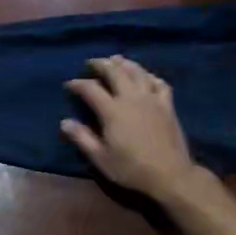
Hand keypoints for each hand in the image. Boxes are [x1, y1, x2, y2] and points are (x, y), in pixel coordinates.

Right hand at [61, 55, 200, 197]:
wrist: (170, 174)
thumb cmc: (131, 168)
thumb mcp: (101, 158)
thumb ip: (82, 138)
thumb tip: (65, 122)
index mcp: (112, 110)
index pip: (91, 88)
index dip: (78, 84)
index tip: (70, 84)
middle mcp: (131, 98)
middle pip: (115, 71)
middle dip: (101, 64)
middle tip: (91, 63)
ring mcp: (151, 99)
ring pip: (137, 72)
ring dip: (124, 63)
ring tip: (115, 60)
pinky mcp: (167, 105)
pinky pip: (159, 82)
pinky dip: (149, 75)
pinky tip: (145, 76)